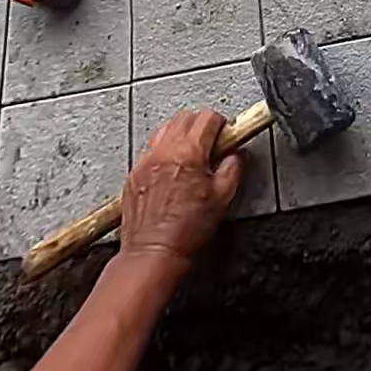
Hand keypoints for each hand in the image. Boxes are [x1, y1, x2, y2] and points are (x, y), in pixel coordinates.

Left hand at [119, 110, 240, 263]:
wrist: (153, 254)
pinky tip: (173, 166)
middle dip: (202, 123)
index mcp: (189, 154)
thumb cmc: (187, 229)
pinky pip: (150, 148)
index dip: (222, 123)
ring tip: (191, 151)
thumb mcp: (224, 196)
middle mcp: (164, 152)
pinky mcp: (133, 174)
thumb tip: (237, 153)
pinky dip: (164, 148)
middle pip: (185, 117)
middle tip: (211, 140)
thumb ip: (234, 166)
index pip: (208, 117)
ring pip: (165, 128)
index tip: (226, 136)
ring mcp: (145, 162)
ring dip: (181, 132)